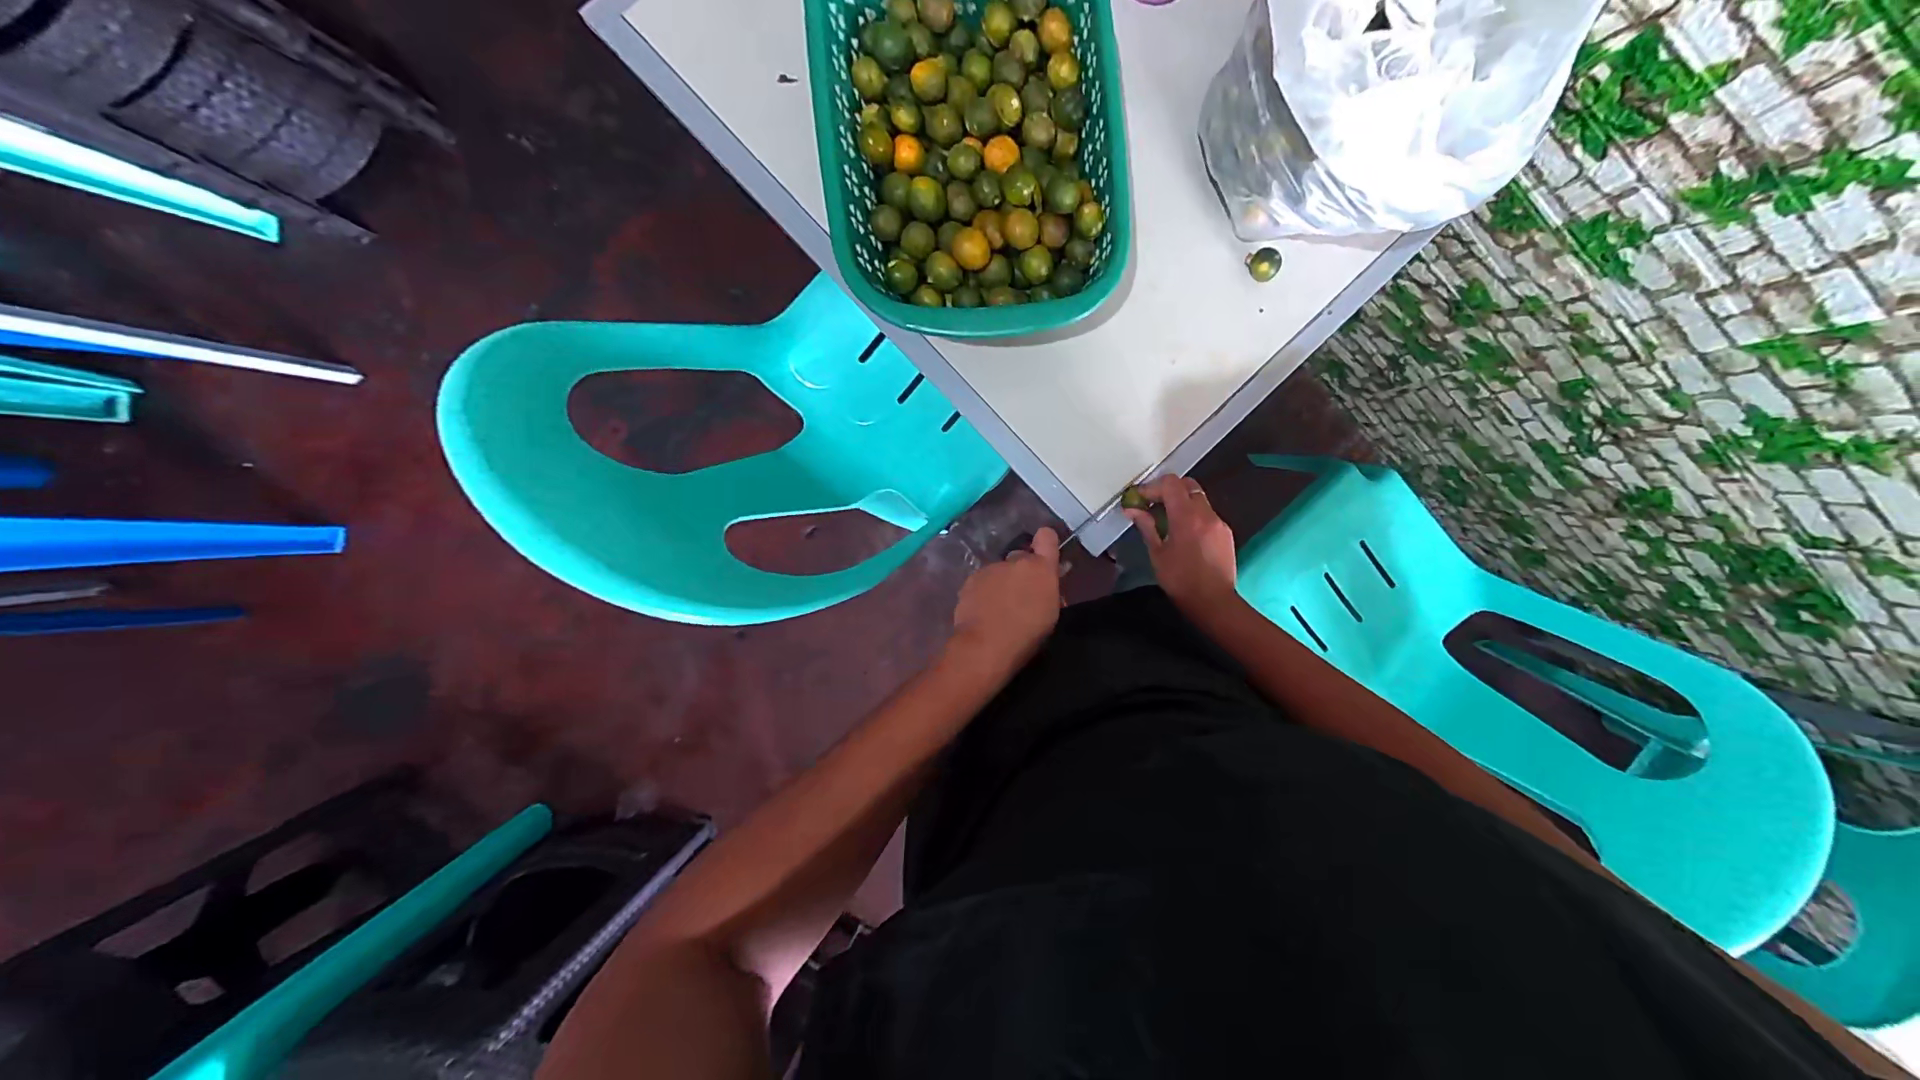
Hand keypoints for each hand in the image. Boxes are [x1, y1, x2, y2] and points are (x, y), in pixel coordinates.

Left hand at [951, 527, 1062, 669]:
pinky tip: (983, 613)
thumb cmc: (1027, 634)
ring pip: (998, 572)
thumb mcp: (1050, 613)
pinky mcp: (969, 581)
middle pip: (1020, 559)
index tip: (1043, 555)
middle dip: (1021, 573)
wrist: (986, 645)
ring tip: (998, 610)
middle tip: (1020, 597)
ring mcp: (989, 570)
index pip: (1046, 537)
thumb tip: (1044, 584)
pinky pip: (981, 583)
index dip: (1045, 543)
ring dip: (1000, 584)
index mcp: (1040, 568)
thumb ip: (1048, 591)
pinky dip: (983, 593)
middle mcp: (1014, 561)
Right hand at [1123, 476, 1237, 618]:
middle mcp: (1206, 513)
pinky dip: (1193, 515)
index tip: (1140, 499)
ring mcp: (1219, 522)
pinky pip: (1207, 514)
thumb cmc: (1180, 580)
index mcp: (1186, 516)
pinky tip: (1184, 533)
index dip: (1152, 487)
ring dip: (1182, 502)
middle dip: (1169, 490)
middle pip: (1187, 485)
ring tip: (1167, 519)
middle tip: (1153, 504)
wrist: (1213, 601)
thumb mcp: (1157, 553)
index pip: (1171, 483)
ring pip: (1199, 499)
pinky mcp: (1226, 532)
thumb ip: (1147, 526)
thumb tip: (1132, 510)